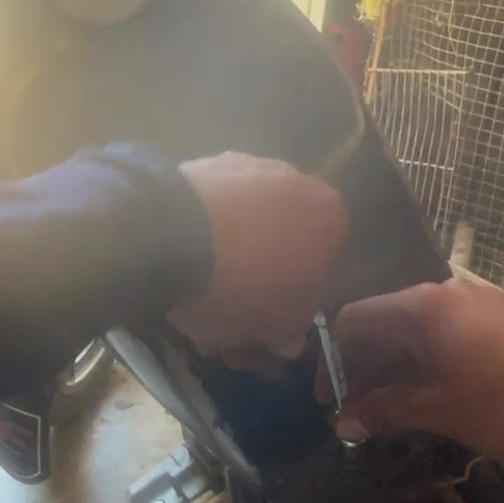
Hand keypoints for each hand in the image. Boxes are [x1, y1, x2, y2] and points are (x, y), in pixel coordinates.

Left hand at [169, 153, 347, 356]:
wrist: (172, 234)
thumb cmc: (244, 285)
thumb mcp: (276, 327)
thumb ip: (290, 330)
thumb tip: (288, 338)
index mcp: (331, 219)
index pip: (321, 271)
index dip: (293, 305)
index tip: (266, 328)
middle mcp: (298, 181)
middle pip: (280, 244)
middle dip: (256, 284)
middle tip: (226, 322)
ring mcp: (248, 166)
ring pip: (243, 227)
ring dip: (225, 261)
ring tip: (192, 301)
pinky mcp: (203, 164)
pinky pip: (210, 210)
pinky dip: (199, 235)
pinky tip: (176, 268)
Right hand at [327, 277, 503, 462]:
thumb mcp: (444, 410)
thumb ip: (387, 410)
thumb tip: (340, 422)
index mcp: (424, 306)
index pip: (355, 319)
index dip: (333, 360)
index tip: (328, 400)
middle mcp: (444, 293)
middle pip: (383, 324)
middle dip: (363, 369)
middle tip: (354, 416)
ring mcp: (473, 303)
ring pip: (414, 332)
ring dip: (394, 371)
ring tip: (387, 414)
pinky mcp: (496, 318)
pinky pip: (442, 335)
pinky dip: (424, 364)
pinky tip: (426, 397)